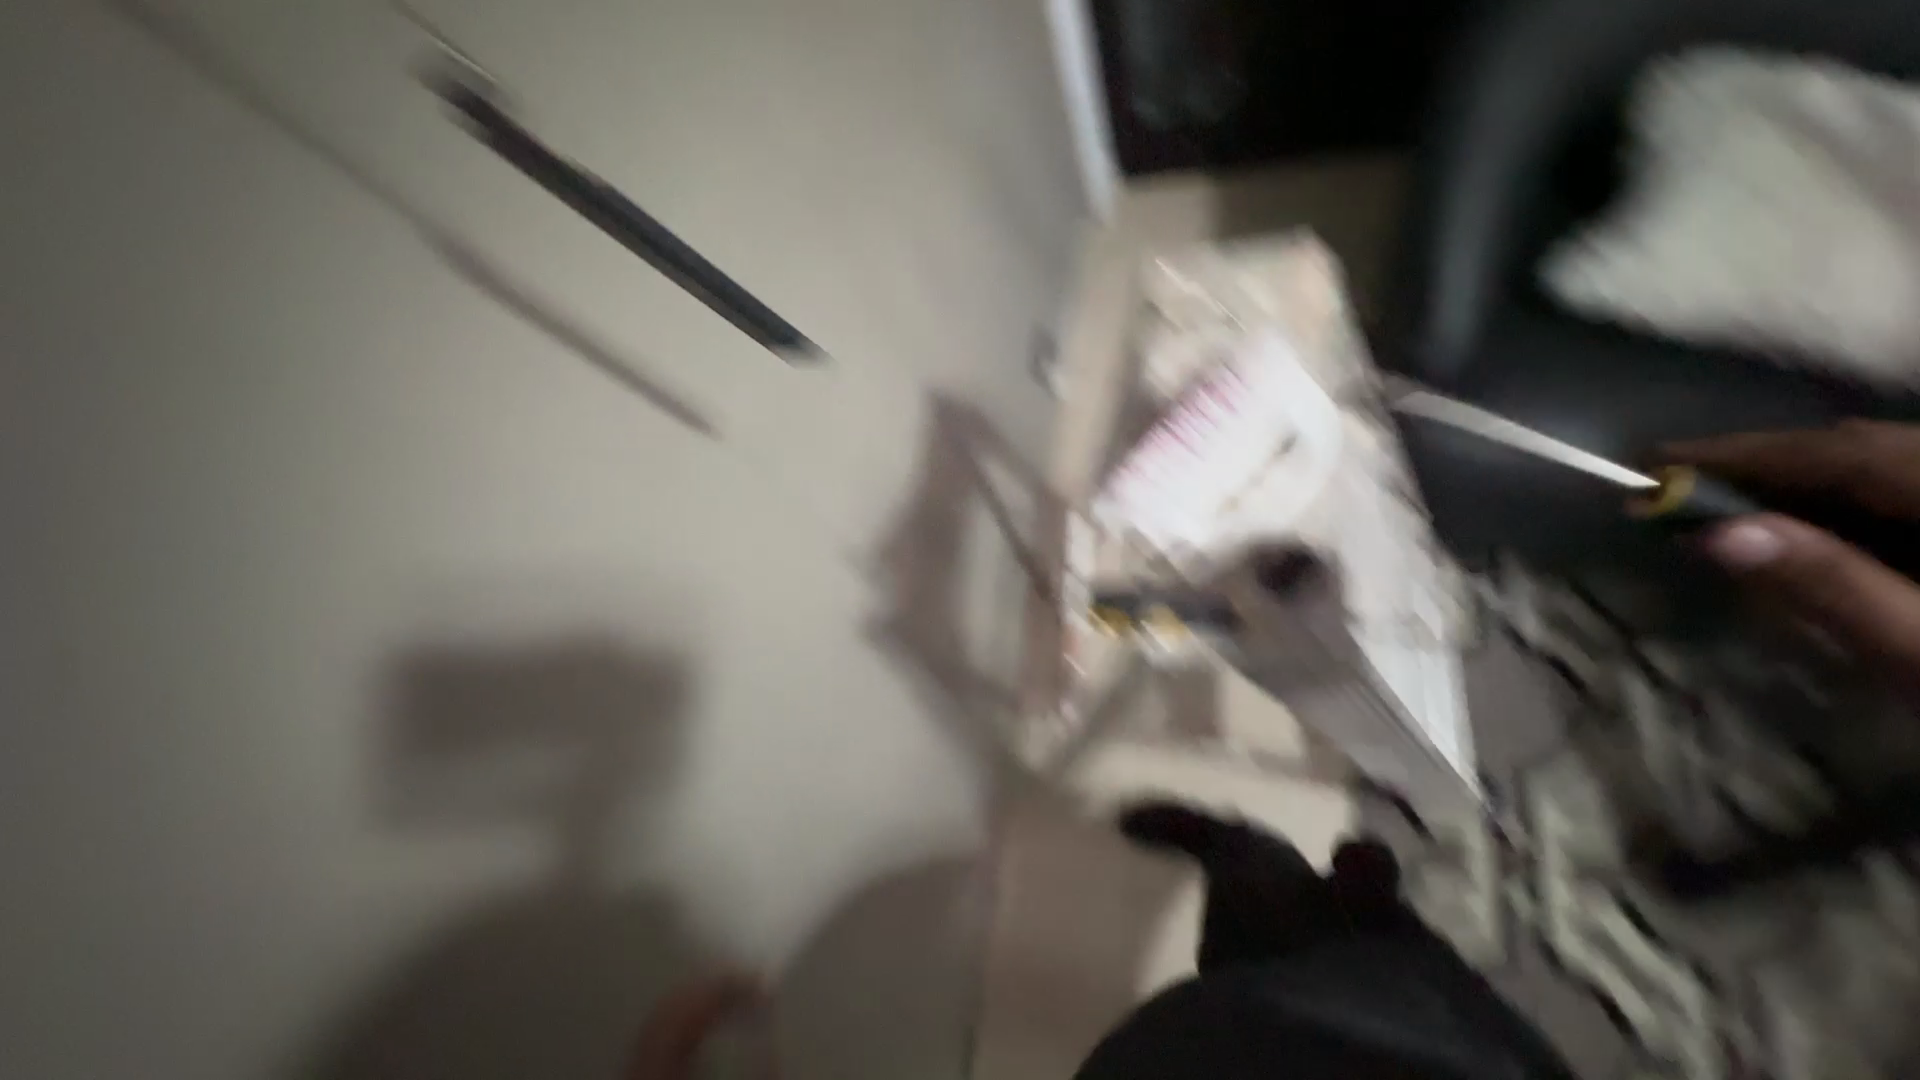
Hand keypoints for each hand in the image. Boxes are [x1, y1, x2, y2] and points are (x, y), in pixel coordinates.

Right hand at [1662, 420, 1919, 677]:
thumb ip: (1833, 589)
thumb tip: (1719, 534)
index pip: (1850, 454)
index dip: (1745, 452)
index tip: (1654, 460)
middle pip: (1876, 451)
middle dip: (1770, 468)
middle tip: (1676, 491)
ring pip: (1900, 469)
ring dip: (1807, 488)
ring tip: (1727, 511)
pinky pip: (1919, 497)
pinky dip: (1857, 507)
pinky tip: (1814, 534)